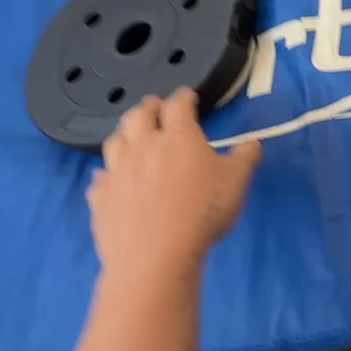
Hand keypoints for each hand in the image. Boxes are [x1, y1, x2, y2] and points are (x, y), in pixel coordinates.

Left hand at [87, 88, 260, 277]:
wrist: (155, 255)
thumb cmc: (203, 209)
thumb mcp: (238, 179)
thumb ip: (245, 156)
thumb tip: (251, 142)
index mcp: (179, 135)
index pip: (178, 104)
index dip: (184, 96)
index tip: (188, 95)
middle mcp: (144, 147)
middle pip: (138, 116)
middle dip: (148, 108)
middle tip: (155, 108)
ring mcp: (118, 173)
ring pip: (114, 142)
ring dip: (124, 134)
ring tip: (132, 136)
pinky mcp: (100, 201)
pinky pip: (99, 180)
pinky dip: (106, 174)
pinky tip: (110, 179)